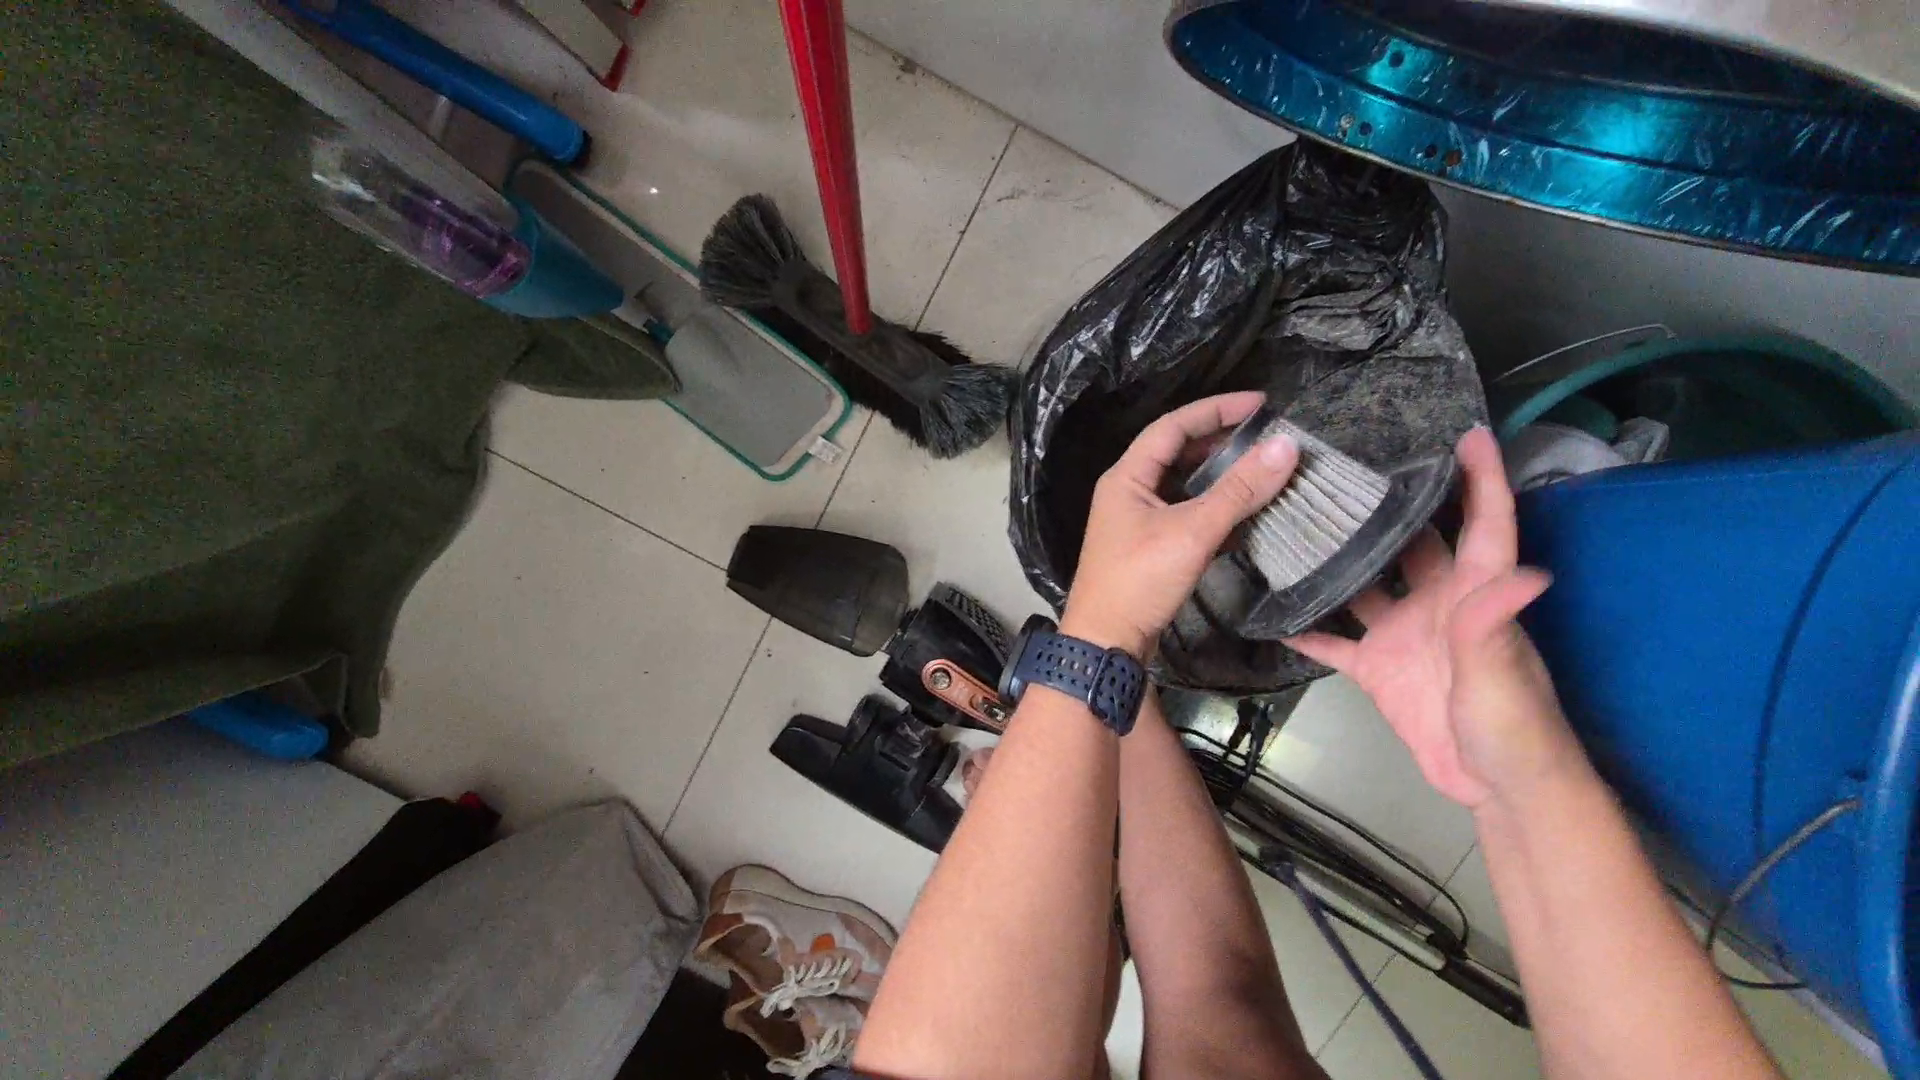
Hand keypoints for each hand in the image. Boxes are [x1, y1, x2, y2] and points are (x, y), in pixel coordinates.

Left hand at [1061, 392, 1299, 657]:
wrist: (1106, 641)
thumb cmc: (1140, 580)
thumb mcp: (1192, 531)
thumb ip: (1238, 490)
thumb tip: (1285, 446)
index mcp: (1127, 476)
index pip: (1173, 426)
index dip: (1216, 410)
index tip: (1260, 404)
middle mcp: (1129, 491)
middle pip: (1179, 453)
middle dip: (1222, 443)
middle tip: (1267, 438)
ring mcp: (1137, 521)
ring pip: (1184, 486)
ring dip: (1221, 478)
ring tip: (1264, 471)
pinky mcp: (1149, 547)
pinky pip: (1186, 515)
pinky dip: (1215, 511)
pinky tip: (1247, 516)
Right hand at [1286, 428, 1588, 809]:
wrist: (1493, 785)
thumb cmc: (1513, 726)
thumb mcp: (1502, 674)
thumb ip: (1496, 624)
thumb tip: (1527, 570)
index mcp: (1474, 594)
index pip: (1484, 525)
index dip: (1481, 480)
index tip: (1468, 435)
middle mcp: (1436, 602)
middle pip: (1411, 542)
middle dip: (1387, 505)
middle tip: (1347, 469)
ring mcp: (1402, 634)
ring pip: (1363, 584)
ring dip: (1335, 560)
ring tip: (1295, 526)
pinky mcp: (1376, 668)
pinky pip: (1334, 641)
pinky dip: (1306, 629)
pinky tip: (1272, 612)